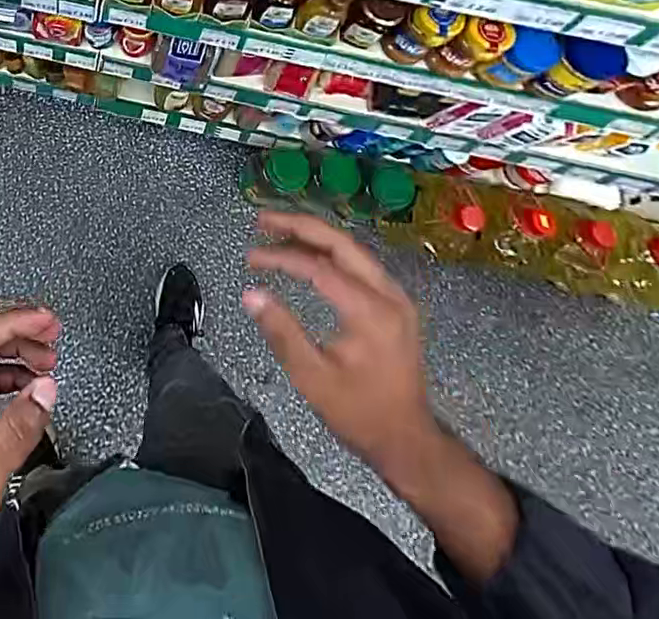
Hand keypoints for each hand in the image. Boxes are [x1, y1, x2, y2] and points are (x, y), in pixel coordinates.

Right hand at [243, 212, 517, 583]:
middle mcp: (388, 292)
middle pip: (341, 241)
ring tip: (277, 230)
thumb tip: (250, 294)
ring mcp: (395, 294)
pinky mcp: (394, 301)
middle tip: (262, 219)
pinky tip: (307, 254)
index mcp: (371, 311)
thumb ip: (282, 333)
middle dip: (299, 225)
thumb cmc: (360, 414)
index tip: (251, 258)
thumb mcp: (313, 380)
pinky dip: (329, 252)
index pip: (320, 267)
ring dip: (314, 236)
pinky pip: (359, 263)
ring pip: (351, 248)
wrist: (408, 438)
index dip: (282, 256)